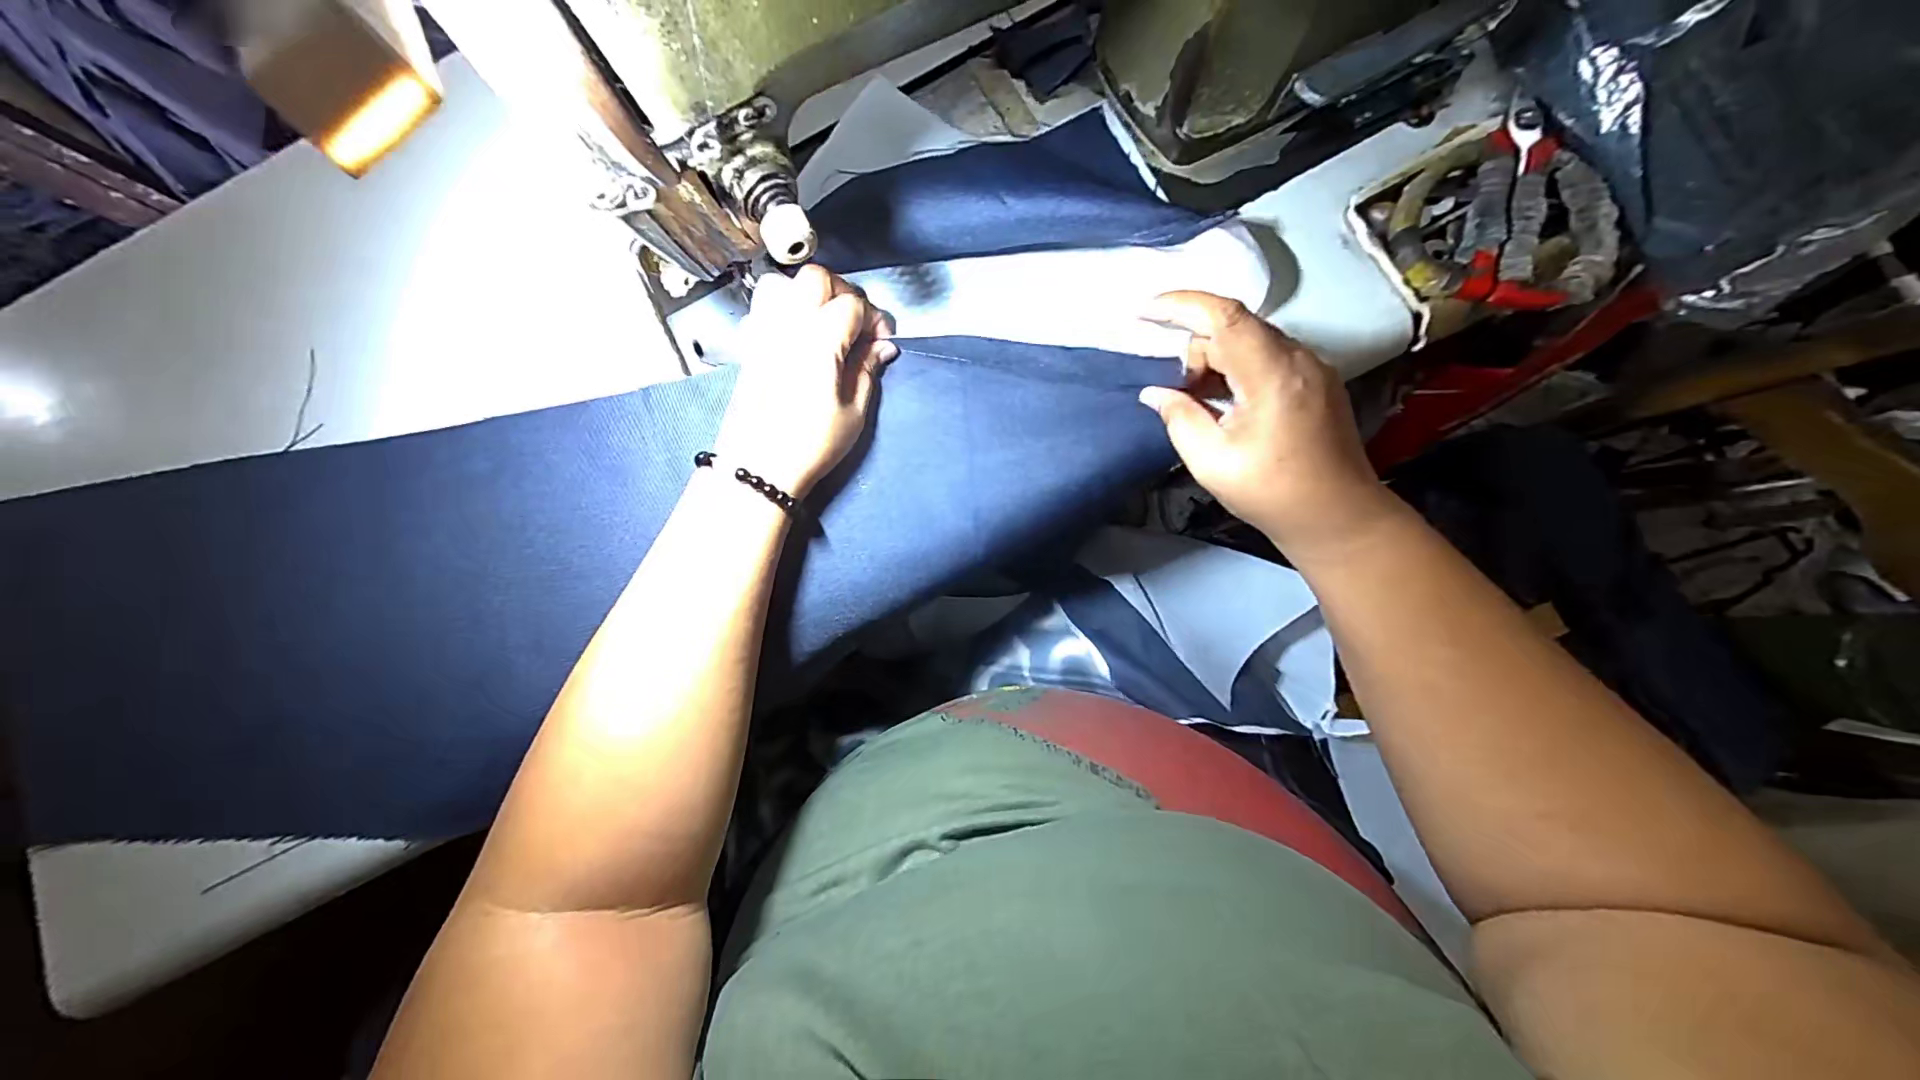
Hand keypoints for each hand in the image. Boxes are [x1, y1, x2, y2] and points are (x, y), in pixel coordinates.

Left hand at [712, 264, 896, 497]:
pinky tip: (798, 334)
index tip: (882, 339)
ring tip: (825, 323)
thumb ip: (867, 369)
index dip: (874, 318)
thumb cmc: (808, 446)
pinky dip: (785, 308)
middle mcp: (788, 326)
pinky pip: (764, 305)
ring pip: (785, 283)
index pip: (853, 304)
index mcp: (819, 340)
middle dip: (843, 294)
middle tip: (857, 324)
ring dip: (810, 294)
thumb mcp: (853, 412)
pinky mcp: (748, 344)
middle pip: (818, 279)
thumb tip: (881, 347)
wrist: (758, 467)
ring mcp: (763, 332)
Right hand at [1137, 291, 1397, 560]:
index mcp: (1272, 374)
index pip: (1224, 316)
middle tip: (1178, 393)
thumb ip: (1179, 417)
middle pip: (1234, 327)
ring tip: (1201, 403)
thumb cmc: (1272, 492)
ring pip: (1251, 341)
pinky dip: (1238, 369)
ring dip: (1216, 361)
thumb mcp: (1211, 460)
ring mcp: (1313, 368)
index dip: (1181, 305)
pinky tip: (1227, 404)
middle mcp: (1298, 358)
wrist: (1338, 516)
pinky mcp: (1317, 381)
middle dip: (1195, 349)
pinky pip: (1268, 357)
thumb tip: (1154, 392)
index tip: (1145, 312)